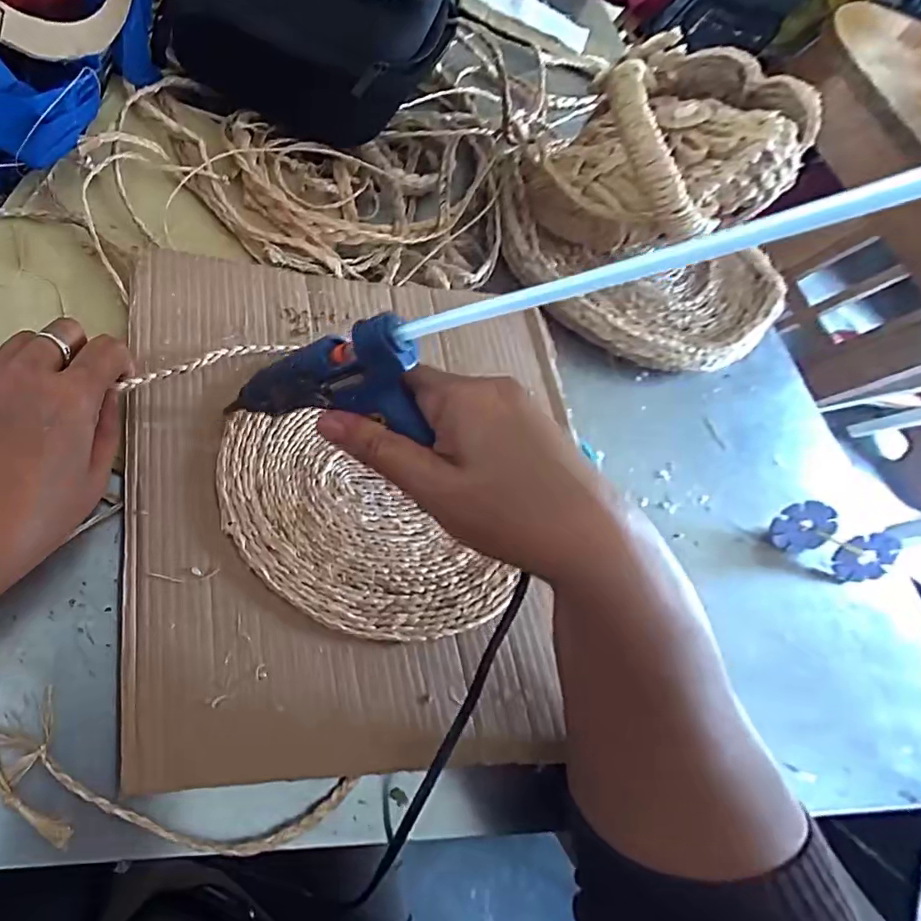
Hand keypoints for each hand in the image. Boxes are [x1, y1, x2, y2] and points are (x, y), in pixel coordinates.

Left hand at [0, 318, 132, 652]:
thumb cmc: (32, 520)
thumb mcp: (92, 483)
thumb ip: (107, 429)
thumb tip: (108, 395)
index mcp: (72, 396)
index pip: (107, 348)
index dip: (121, 361)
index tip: (119, 382)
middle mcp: (32, 371)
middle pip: (67, 331)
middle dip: (82, 353)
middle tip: (80, 391)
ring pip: (28, 339)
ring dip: (44, 358)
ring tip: (40, 397)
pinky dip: (6, 366)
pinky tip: (6, 400)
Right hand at [314, 365, 631, 586]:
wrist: (595, 542)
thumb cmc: (507, 515)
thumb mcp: (430, 487)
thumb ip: (376, 448)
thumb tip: (324, 418)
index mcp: (463, 394)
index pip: (397, 377)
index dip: (371, 403)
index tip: (362, 439)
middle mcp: (492, 386)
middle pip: (424, 394)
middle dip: (406, 429)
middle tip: (414, 477)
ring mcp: (518, 403)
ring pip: (451, 410)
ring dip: (433, 440)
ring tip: (448, 488)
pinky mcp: (534, 423)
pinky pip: (479, 421)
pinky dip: (461, 444)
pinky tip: (477, 484)